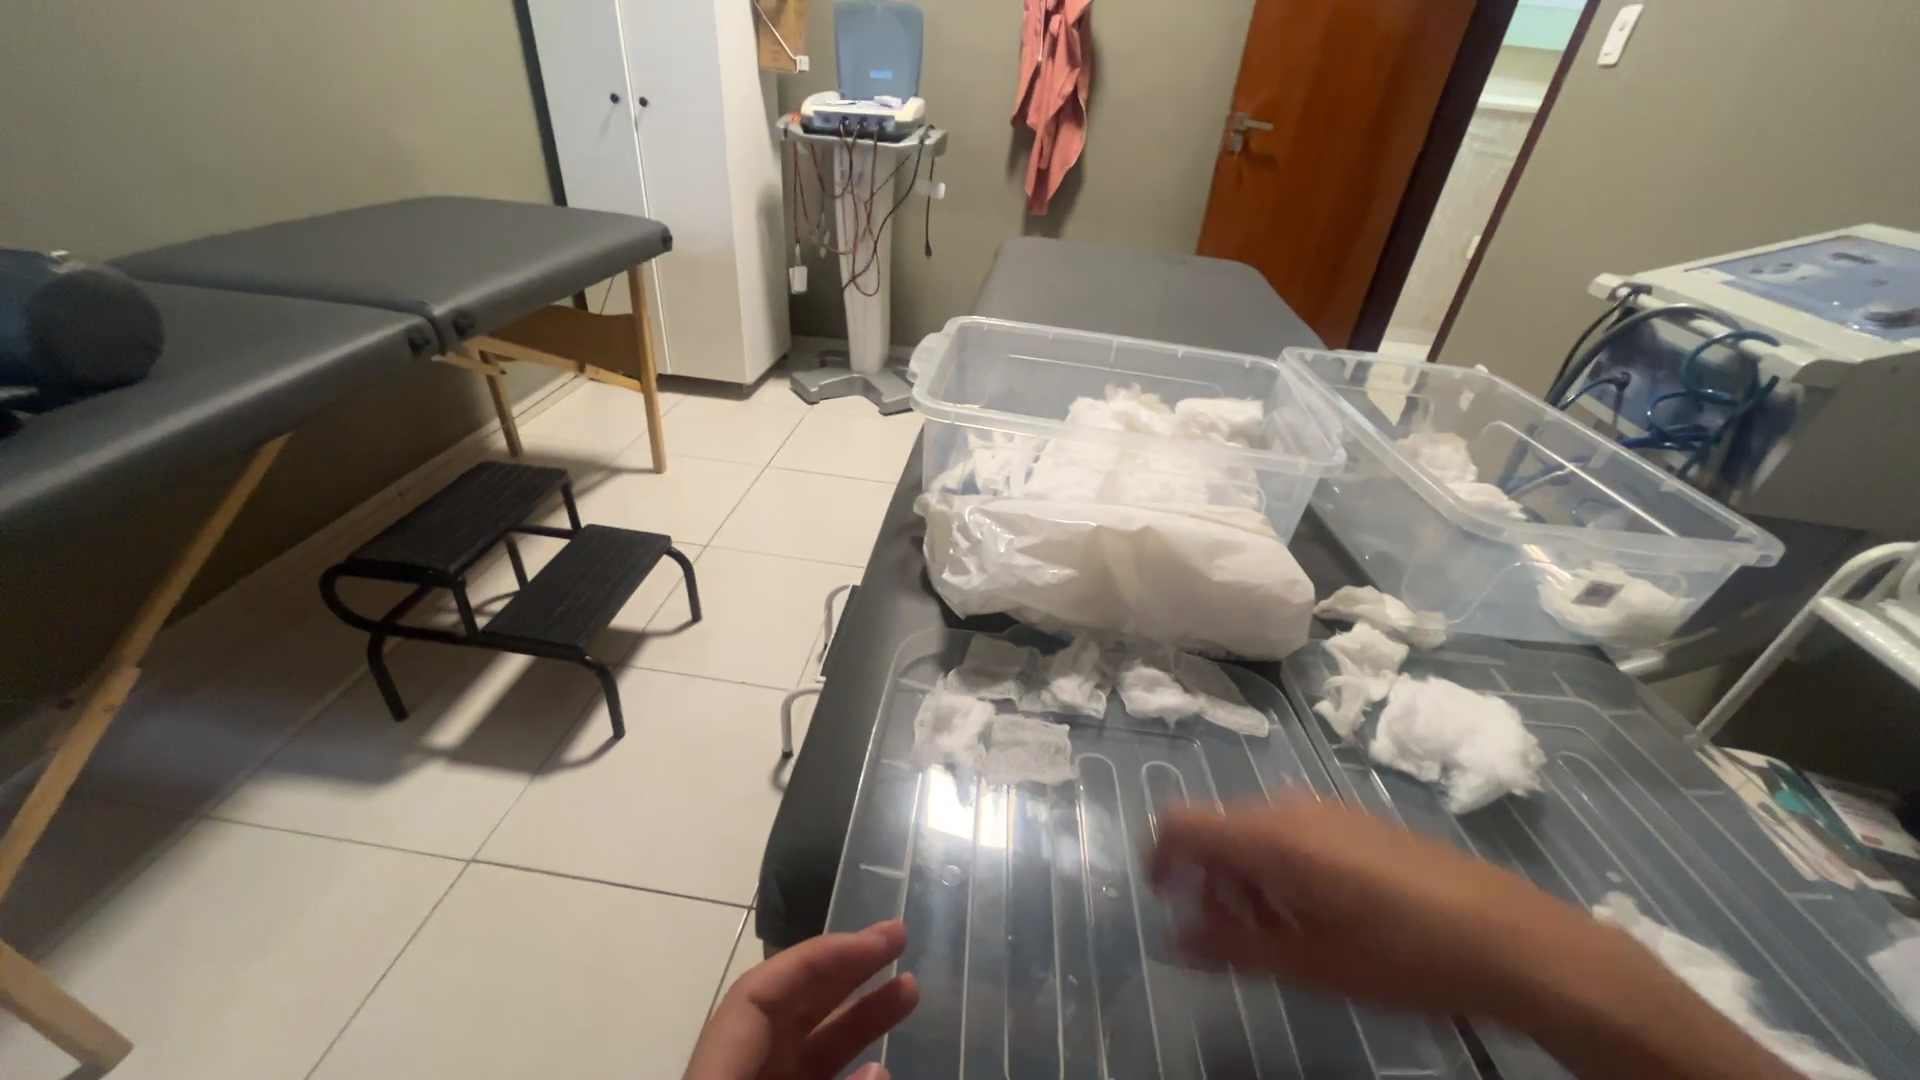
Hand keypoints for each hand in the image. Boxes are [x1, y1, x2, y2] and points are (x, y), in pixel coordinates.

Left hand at [684, 920, 918, 1079]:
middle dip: (844, 970)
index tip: (874, 942)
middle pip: (786, 1008)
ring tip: (910, 989)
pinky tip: (883, 1066)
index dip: (818, 958)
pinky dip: (846, 1071)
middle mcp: (731, 1072)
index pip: (759, 992)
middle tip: (899, 937)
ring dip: (859, 1018)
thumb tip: (880, 1070)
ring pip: (806, 1049)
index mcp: (715, 1070)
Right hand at [1148, 795, 1588, 1017]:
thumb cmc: (1400, 954)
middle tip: (1225, 932)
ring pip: (1255, 831)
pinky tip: (1314, 912)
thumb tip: (1175, 938)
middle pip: (1218, 828)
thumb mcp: (1308, 963)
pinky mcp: (1354, 819)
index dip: (1160, 855)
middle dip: (1207, 878)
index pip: (1182, 822)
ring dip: (1243, 876)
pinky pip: (1291, 831)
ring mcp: (1325, 809)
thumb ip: (1231, 946)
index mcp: (1269, 836)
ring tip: (1272, 931)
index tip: (1165, 899)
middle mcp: (1288, 807)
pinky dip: (1278, 866)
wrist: (1511, 937)